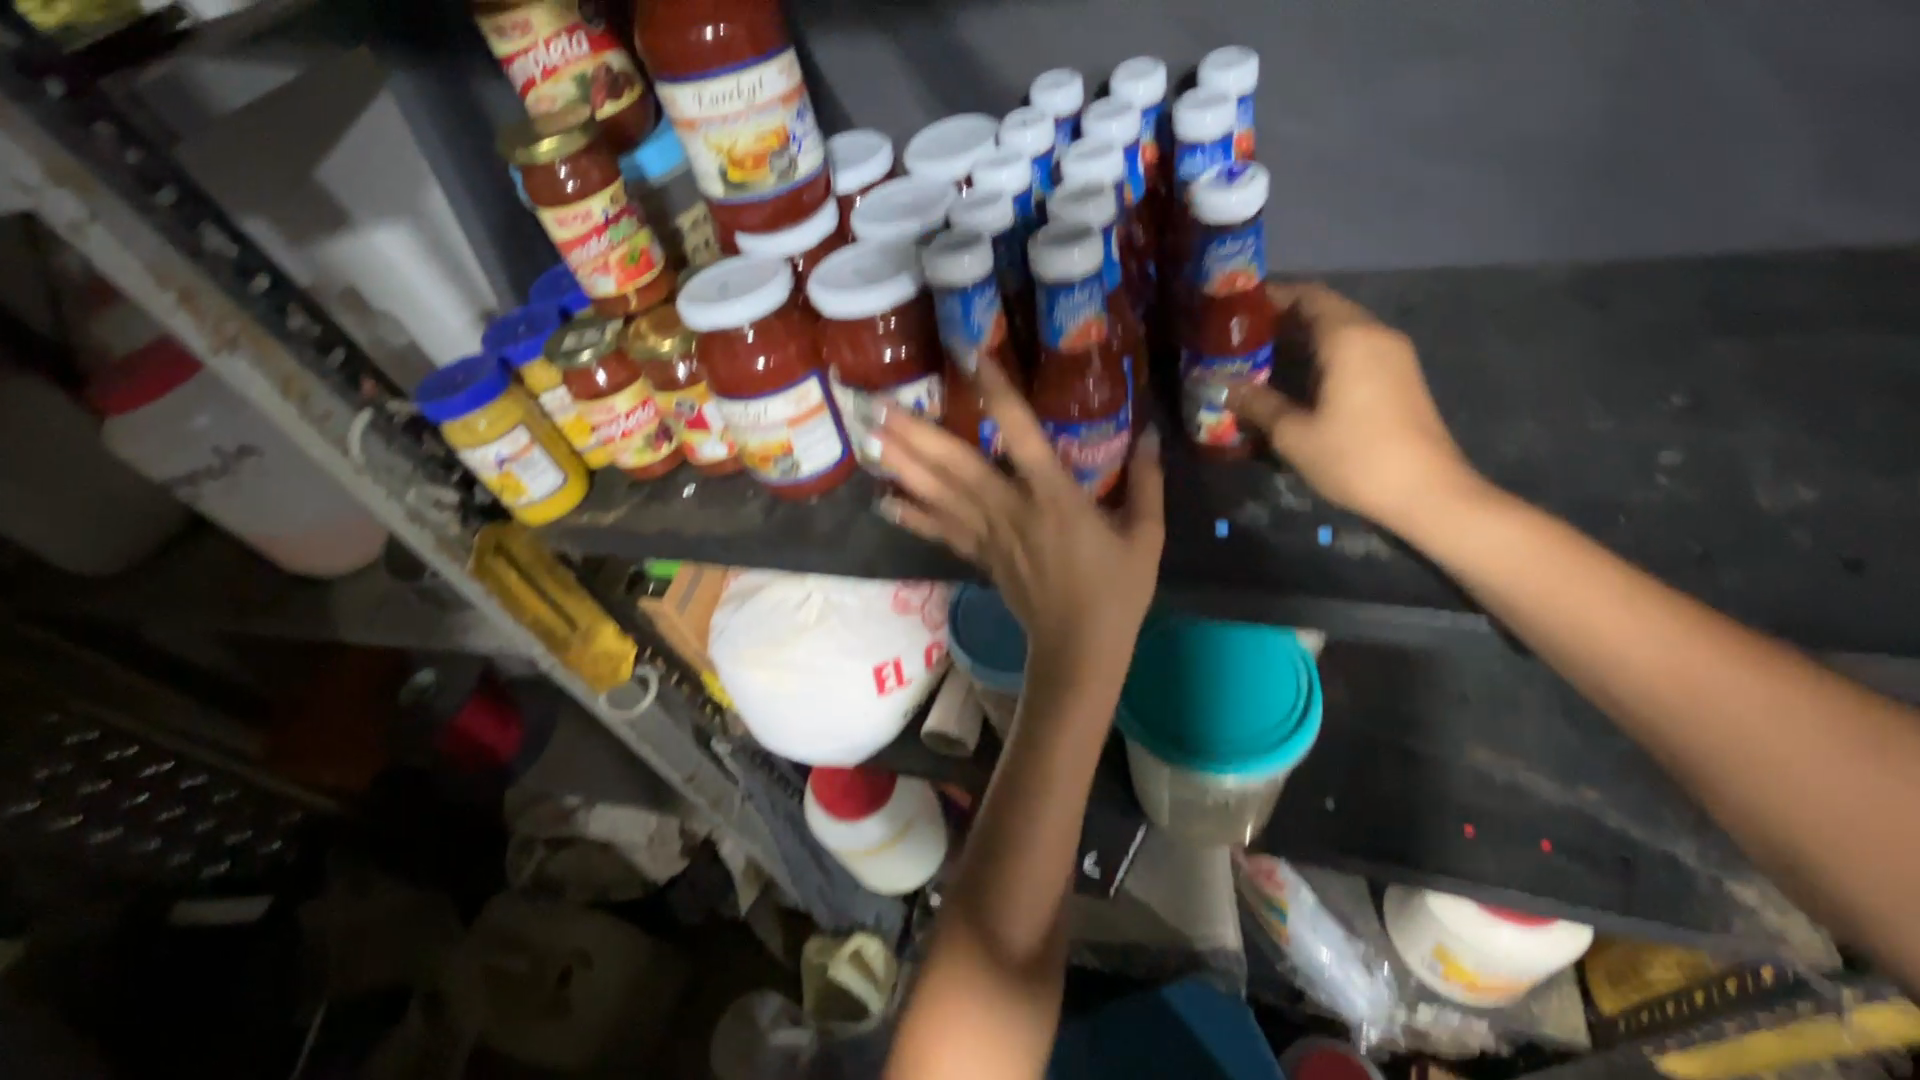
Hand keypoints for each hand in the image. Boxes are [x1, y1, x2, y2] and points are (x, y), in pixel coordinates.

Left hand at [872, 359, 1164, 661]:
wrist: (1080, 648)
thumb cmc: (1118, 590)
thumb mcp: (1147, 535)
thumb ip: (1147, 482)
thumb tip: (1152, 433)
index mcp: (1055, 496)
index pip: (1020, 433)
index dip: (996, 392)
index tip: (971, 355)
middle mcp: (1012, 509)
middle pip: (957, 465)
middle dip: (917, 433)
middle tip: (878, 404)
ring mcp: (990, 535)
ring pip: (940, 494)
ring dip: (902, 466)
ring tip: (868, 438)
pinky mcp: (980, 557)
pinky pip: (941, 532)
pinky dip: (911, 516)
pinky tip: (881, 500)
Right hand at [1228, 282, 1478, 528]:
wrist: (1427, 493)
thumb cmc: (1356, 458)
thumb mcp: (1294, 434)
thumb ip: (1258, 404)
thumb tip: (1224, 388)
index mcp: (1349, 337)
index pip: (1307, 295)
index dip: (1271, 297)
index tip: (1237, 311)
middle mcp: (1375, 334)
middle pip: (1325, 309)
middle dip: (1283, 319)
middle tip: (1242, 339)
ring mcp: (1394, 356)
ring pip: (1342, 331)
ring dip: (1304, 339)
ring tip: (1263, 360)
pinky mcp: (1401, 379)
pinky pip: (1356, 351)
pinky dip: (1325, 356)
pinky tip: (1300, 381)